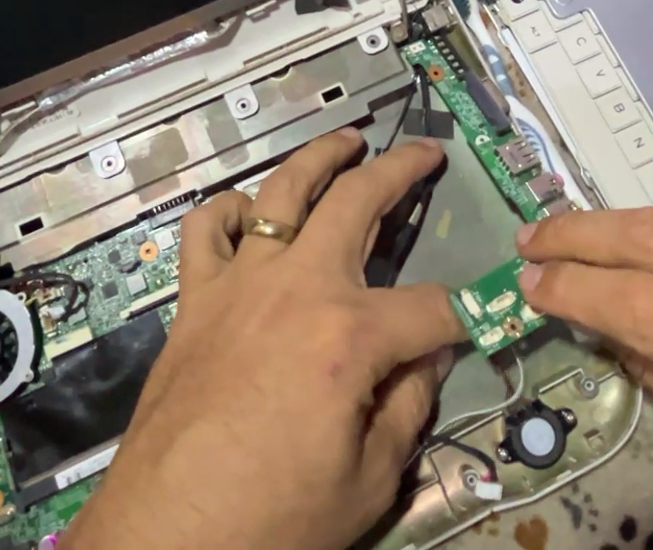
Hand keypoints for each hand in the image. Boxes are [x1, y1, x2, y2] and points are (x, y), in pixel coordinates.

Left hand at [65, 131, 464, 549]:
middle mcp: (297, 285)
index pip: (434, 307)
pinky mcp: (195, 296)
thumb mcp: (370, 481)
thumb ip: (408, 406)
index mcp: (349, 334)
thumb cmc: (274, 518)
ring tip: (345, 141)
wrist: (168, 536)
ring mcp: (240, 281)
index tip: (484, 317)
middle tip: (425, 152)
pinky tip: (248, 213)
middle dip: (401, 170)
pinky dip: (228, 211)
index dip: (468, 314)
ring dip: (319, 158)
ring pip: (282, 192)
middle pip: (358, 202)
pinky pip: (206, 229)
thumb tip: (429, 356)